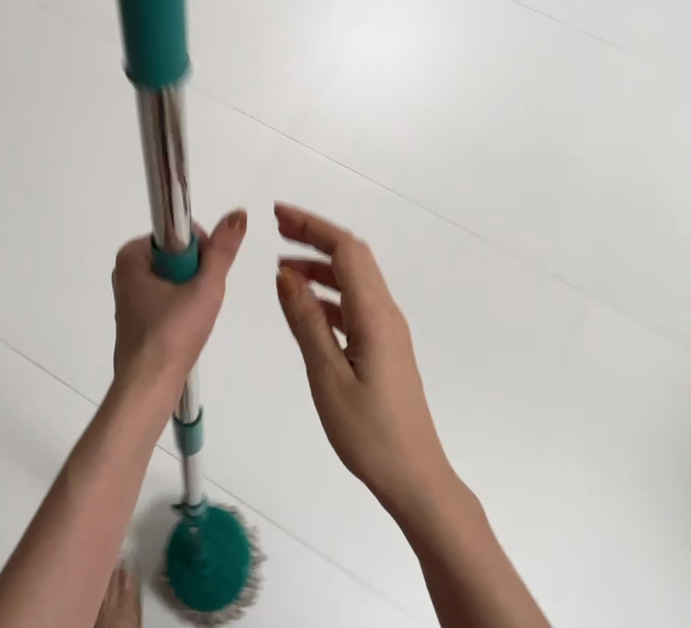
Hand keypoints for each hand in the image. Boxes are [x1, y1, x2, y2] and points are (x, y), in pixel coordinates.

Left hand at [112, 209, 246, 384]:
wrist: (149, 385)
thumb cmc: (173, 334)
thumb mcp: (205, 287)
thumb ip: (222, 250)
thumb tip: (237, 214)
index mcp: (131, 255)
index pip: (179, 234)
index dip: (201, 251)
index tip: (205, 278)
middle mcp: (125, 271)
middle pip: (177, 256)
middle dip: (196, 275)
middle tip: (200, 301)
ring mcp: (129, 296)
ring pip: (174, 278)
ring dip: (191, 293)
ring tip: (192, 318)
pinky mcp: (135, 317)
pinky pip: (167, 298)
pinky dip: (181, 308)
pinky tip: (184, 327)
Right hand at [273, 203, 455, 512]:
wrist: (414, 476)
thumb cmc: (368, 431)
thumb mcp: (327, 375)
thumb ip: (306, 321)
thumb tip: (285, 274)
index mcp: (375, 315)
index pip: (346, 250)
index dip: (313, 226)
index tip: (278, 215)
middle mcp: (386, 314)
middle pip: (352, 259)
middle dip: (315, 237)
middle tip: (276, 227)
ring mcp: (387, 332)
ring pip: (354, 282)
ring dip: (319, 266)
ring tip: (281, 266)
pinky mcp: (384, 349)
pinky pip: (354, 306)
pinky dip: (327, 295)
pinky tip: (304, 306)